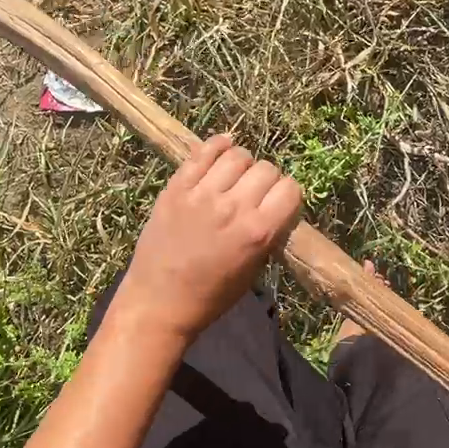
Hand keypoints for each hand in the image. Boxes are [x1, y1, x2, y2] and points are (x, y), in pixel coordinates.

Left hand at [109, 134, 301, 343]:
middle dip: (266, 179)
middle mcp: (233, 207)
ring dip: (243, 164)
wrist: (159, 302)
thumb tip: (275, 204)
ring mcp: (202, 194)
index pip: (289, 189)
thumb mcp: (253, 270)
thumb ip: (268, 233)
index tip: (278, 202)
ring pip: (238, 155)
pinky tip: (222, 151)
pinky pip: (204, 151)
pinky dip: (218, 146)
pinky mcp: (177, 187)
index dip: (287, 195)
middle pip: (267, 169)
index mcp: (258, 232)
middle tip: (254, 193)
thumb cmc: (211, 295)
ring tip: (235, 177)